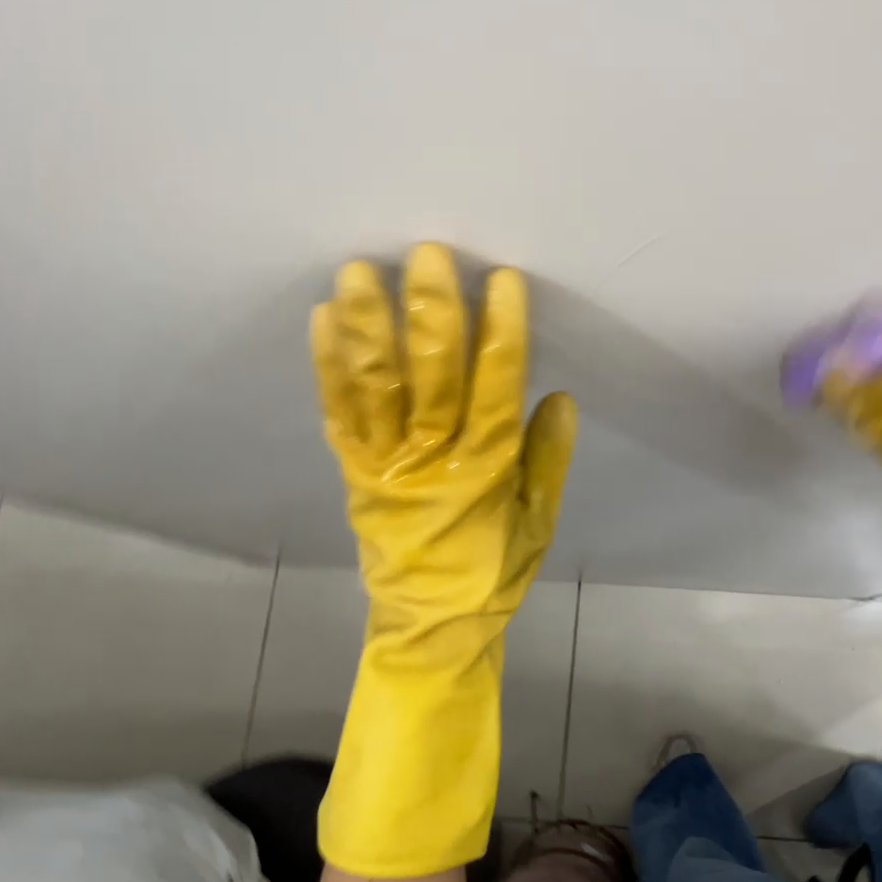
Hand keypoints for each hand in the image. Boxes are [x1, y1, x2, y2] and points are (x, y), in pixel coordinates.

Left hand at [311, 242, 575, 876]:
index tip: (503, 282)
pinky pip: (338, 414)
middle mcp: (433, 459)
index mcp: (486, 470)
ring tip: (358, 271)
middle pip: (431, 377)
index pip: (497, 388)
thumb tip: (560, 398)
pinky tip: (321, 319)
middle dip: (430, 314)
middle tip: (427, 255)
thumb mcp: (539, 523)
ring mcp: (386, 464)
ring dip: (366, 326)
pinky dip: (328, 367)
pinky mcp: (353, 472)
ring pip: (375, 388)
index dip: (502, 334)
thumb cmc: (492, 573)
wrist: (432, 626)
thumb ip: (549, 460)